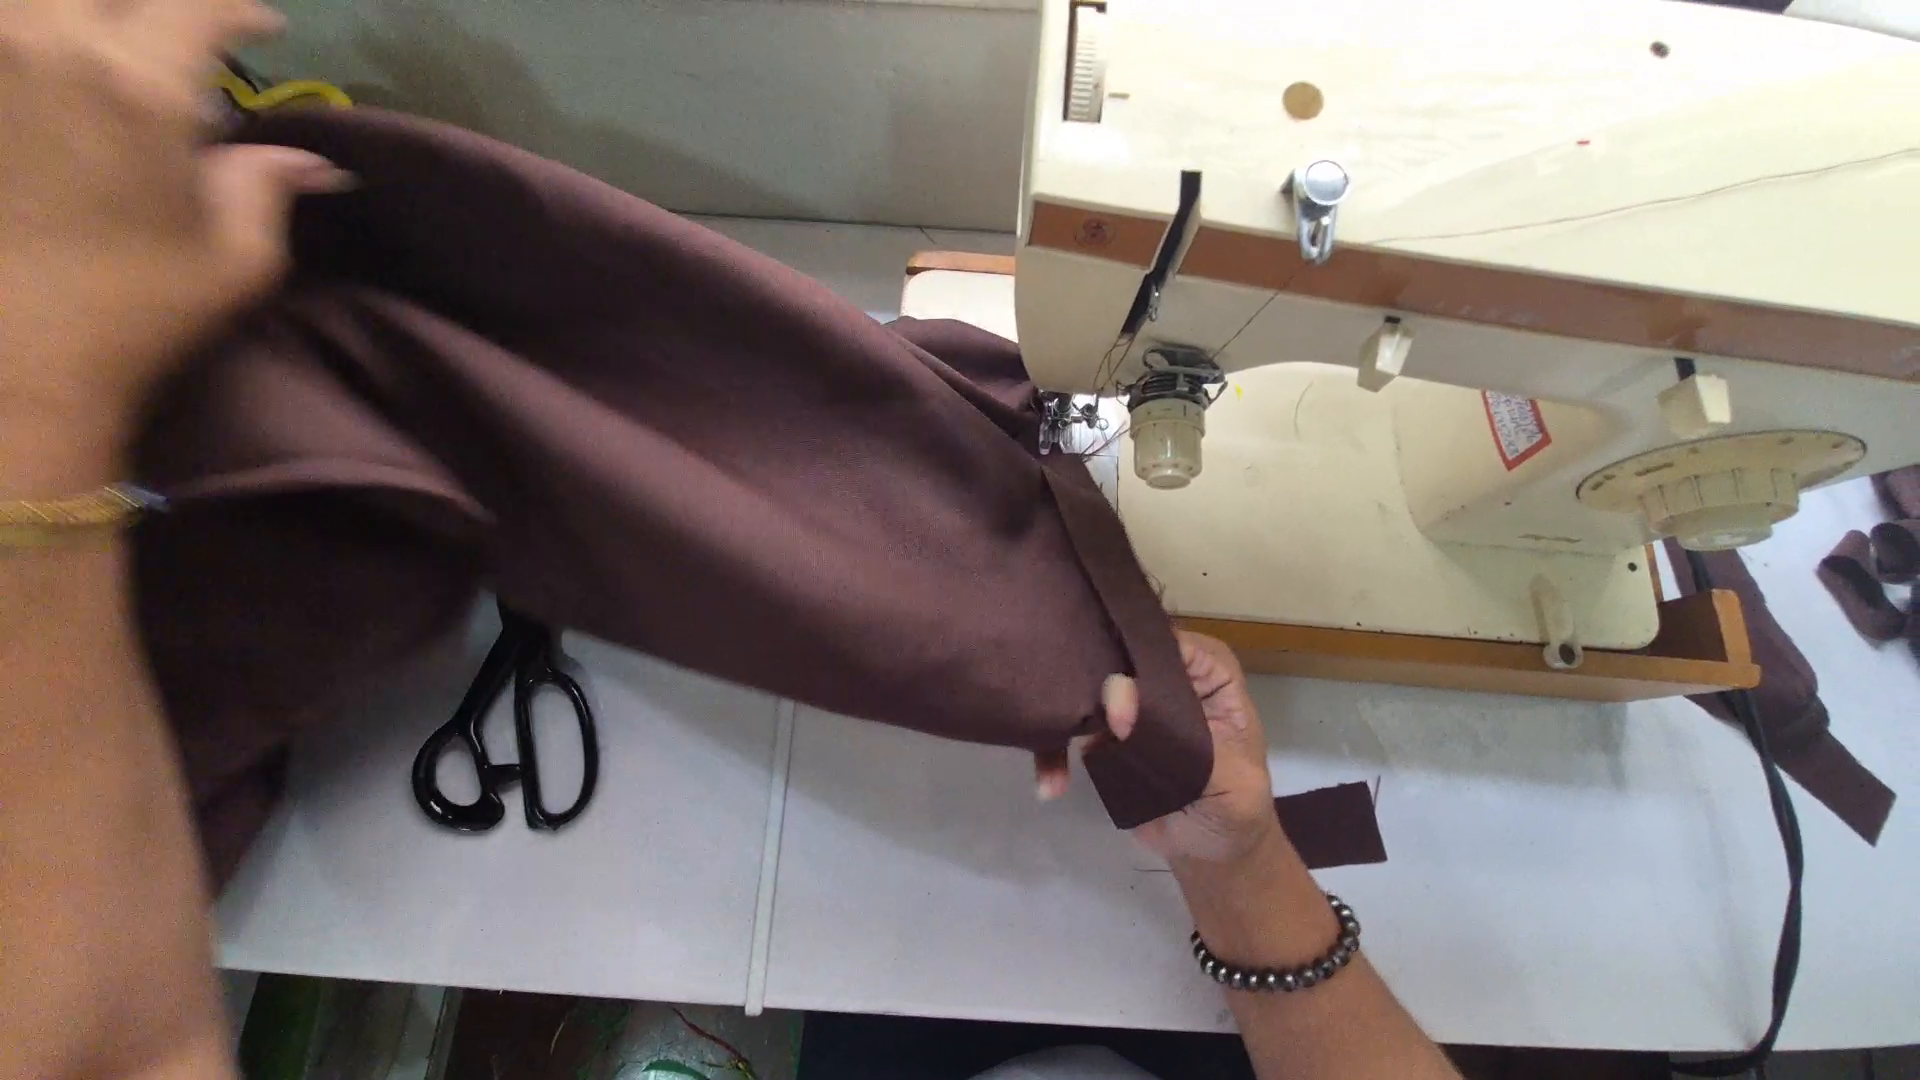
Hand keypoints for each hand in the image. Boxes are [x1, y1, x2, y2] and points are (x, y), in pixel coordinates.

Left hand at [0, 0, 350, 489]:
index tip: (264, 25)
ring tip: (124, 39)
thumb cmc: (146, 301)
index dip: (236, 11)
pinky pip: (9, 34)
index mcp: (138, 88)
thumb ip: (266, 185)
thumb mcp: (240, 253)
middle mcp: (45, 44)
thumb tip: (311, 161)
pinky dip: (42, 36)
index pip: (192, 8)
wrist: (20, 341)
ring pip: (43, 4)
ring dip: (94, 16)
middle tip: (191, 28)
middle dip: (163, 5)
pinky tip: (59, 54)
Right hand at [1036, 630, 1279, 863]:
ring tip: (1050, 750)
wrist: (1210, 856)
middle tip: (1063, 702)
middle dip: (1087, 676)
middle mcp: (1164, 680)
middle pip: (1119, 655)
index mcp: (1207, 675)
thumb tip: (1115, 691)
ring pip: (1087, 689)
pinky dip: (1052, 754)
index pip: (1169, 642)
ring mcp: (1129, 706)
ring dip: (1063, 717)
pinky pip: (1070, 732)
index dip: (1134, 647)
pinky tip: (1051, 784)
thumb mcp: (1229, 778)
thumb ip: (1179, 739)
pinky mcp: (1102, 736)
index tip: (1104, 664)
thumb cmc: (1236, 808)